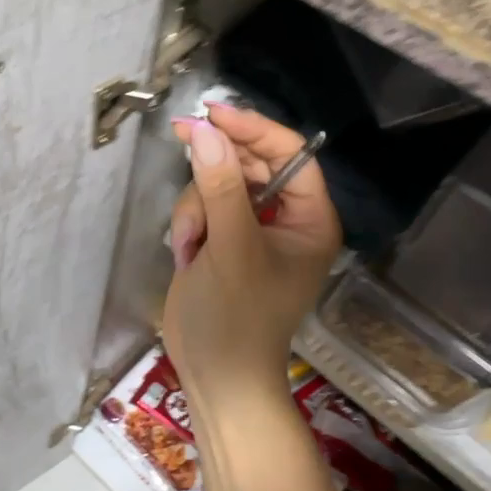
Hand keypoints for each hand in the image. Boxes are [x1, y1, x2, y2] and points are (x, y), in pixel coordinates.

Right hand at [164, 104, 341, 403]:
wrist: (215, 376)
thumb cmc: (237, 318)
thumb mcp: (231, 249)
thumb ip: (221, 188)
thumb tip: (204, 131)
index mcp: (310, 219)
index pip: (290, 154)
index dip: (252, 129)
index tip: (210, 114)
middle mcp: (285, 219)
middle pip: (249, 162)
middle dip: (213, 173)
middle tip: (180, 137)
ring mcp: (250, 230)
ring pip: (216, 183)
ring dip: (195, 207)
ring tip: (189, 245)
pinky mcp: (221, 240)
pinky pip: (201, 206)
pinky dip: (188, 224)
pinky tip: (185, 253)